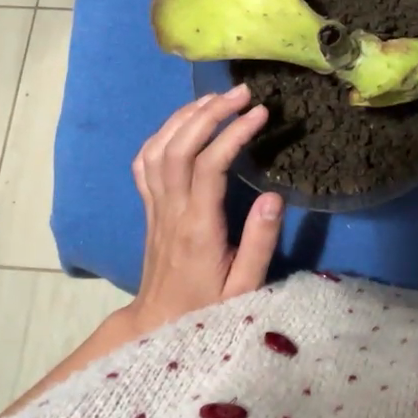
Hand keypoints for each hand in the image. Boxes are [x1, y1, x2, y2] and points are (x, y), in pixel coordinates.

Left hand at [126, 84, 283, 333]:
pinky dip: (162, 133)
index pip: (208, 166)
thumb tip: (272, 196)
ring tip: (216, 98)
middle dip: (208, 113)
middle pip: (178, 147)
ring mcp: (155, 207)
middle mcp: (171, 210)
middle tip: (241, 93)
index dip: (231, 133)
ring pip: (158, 149)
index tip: (259, 113)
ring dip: (185, 117)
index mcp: (198, 227)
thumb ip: (259, 243)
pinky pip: (145, 162)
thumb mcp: (244, 288)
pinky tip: (183, 122)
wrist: (158, 325)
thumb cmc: (207, 308)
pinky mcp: (149, 207)